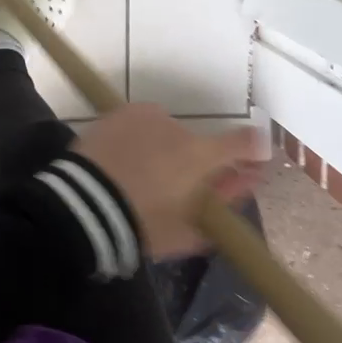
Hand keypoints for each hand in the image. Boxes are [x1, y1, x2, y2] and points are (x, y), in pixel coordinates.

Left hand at [72, 104, 266, 259]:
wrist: (85, 203)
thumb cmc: (142, 222)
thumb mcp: (189, 229)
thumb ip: (223, 202)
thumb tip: (245, 182)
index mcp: (200, 155)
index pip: (243, 142)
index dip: (253, 147)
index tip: (256, 154)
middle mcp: (177, 127)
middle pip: (196, 142)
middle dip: (192, 160)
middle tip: (172, 183)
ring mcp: (144, 116)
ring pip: (165, 131)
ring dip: (163, 146)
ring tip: (141, 172)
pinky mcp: (117, 113)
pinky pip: (139, 123)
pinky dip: (138, 136)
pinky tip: (124, 157)